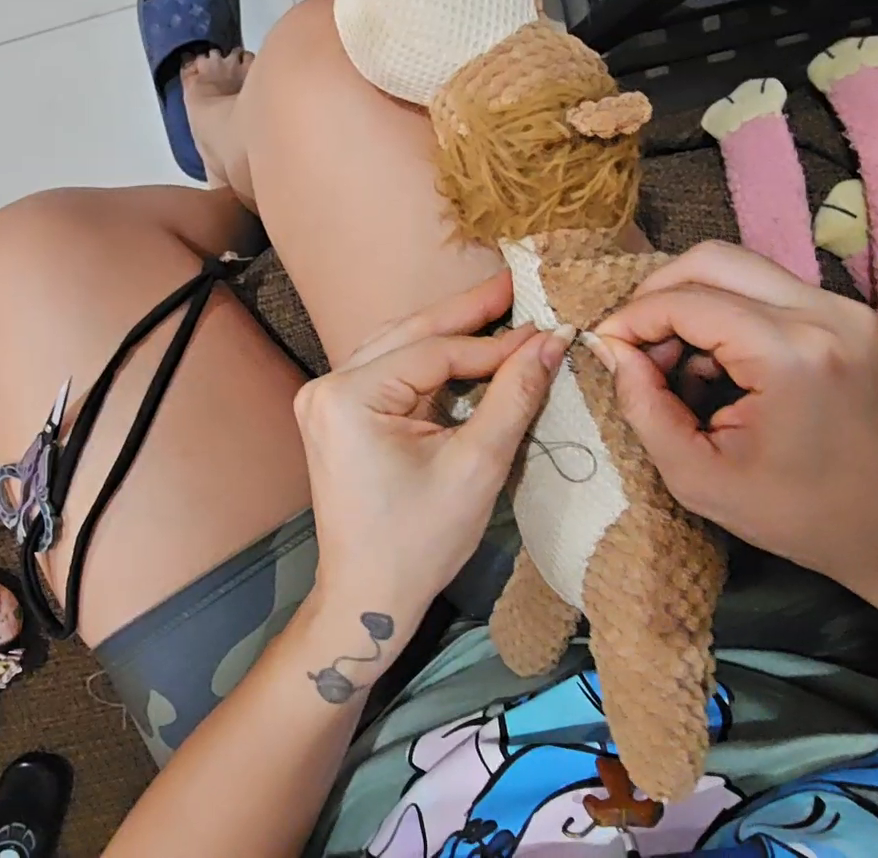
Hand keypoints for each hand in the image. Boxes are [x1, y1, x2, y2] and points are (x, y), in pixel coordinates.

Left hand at [294, 272, 568, 642]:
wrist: (367, 594)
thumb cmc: (419, 541)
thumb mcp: (475, 467)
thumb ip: (513, 397)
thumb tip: (551, 343)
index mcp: (348, 398)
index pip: (434, 352)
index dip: (495, 343)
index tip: (547, 329)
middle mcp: (327, 387)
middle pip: (409, 335)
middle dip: (466, 313)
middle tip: (516, 284)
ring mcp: (325, 399)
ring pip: (397, 347)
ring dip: (446, 332)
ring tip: (496, 307)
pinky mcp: (335, 413)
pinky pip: (387, 372)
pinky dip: (426, 361)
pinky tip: (462, 347)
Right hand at [591, 242, 877, 610]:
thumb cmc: (802, 518)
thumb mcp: (698, 478)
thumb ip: (643, 407)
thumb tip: (611, 350)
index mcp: (790, 355)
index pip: (684, 301)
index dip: (630, 320)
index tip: (603, 349)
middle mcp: (825, 314)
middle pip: (711, 260)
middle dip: (655, 295)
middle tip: (635, 346)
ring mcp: (847, 310)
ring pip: (739, 266)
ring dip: (690, 301)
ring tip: (674, 361)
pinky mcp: (854, 318)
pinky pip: (767, 289)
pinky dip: (725, 311)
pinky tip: (716, 365)